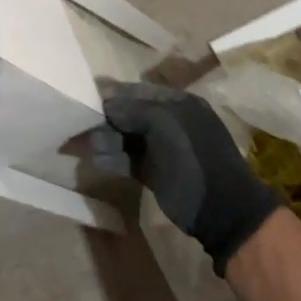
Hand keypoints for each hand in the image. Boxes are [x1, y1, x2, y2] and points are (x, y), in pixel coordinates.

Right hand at [104, 83, 280, 275]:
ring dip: (105, 139)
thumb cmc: (194, 157)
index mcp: (178, 104)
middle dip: (106, 118)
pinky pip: (127, 160)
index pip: (139, 91)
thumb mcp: (165, 124)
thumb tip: (106, 104)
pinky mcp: (154, 172)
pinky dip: (111, 159)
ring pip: (126, 138)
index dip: (114, 94)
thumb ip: (134, 110)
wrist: (220, 208)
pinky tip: (94, 159)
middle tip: (81, 123)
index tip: (88, 97)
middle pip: (130, 114)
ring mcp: (161, 148)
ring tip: (85, 144)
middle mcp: (169, 122)